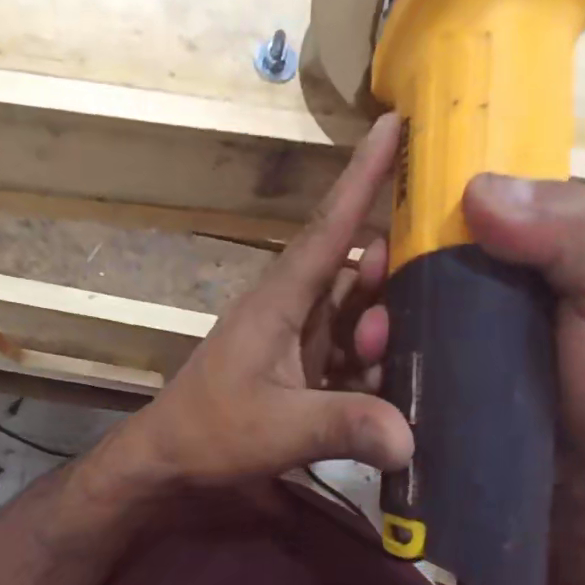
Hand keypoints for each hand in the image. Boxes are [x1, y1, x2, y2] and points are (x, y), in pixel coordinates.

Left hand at [115, 115, 414, 485]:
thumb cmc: (211, 431)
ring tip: (395, 357)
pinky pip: (349, 354)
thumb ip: (344, 427)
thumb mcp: (279, 429)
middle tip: (414, 304)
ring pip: (354, 316)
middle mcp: (292, 310)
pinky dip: (370, 366)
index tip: (393, 123)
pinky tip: (391, 387)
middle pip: (351, 274)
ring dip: (378, 334)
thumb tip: (409, 441)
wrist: (169, 462)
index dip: (361, 177)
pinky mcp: (303, 371)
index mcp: (279, 301)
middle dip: (384, 282)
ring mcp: (297, 341)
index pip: (327, 228)